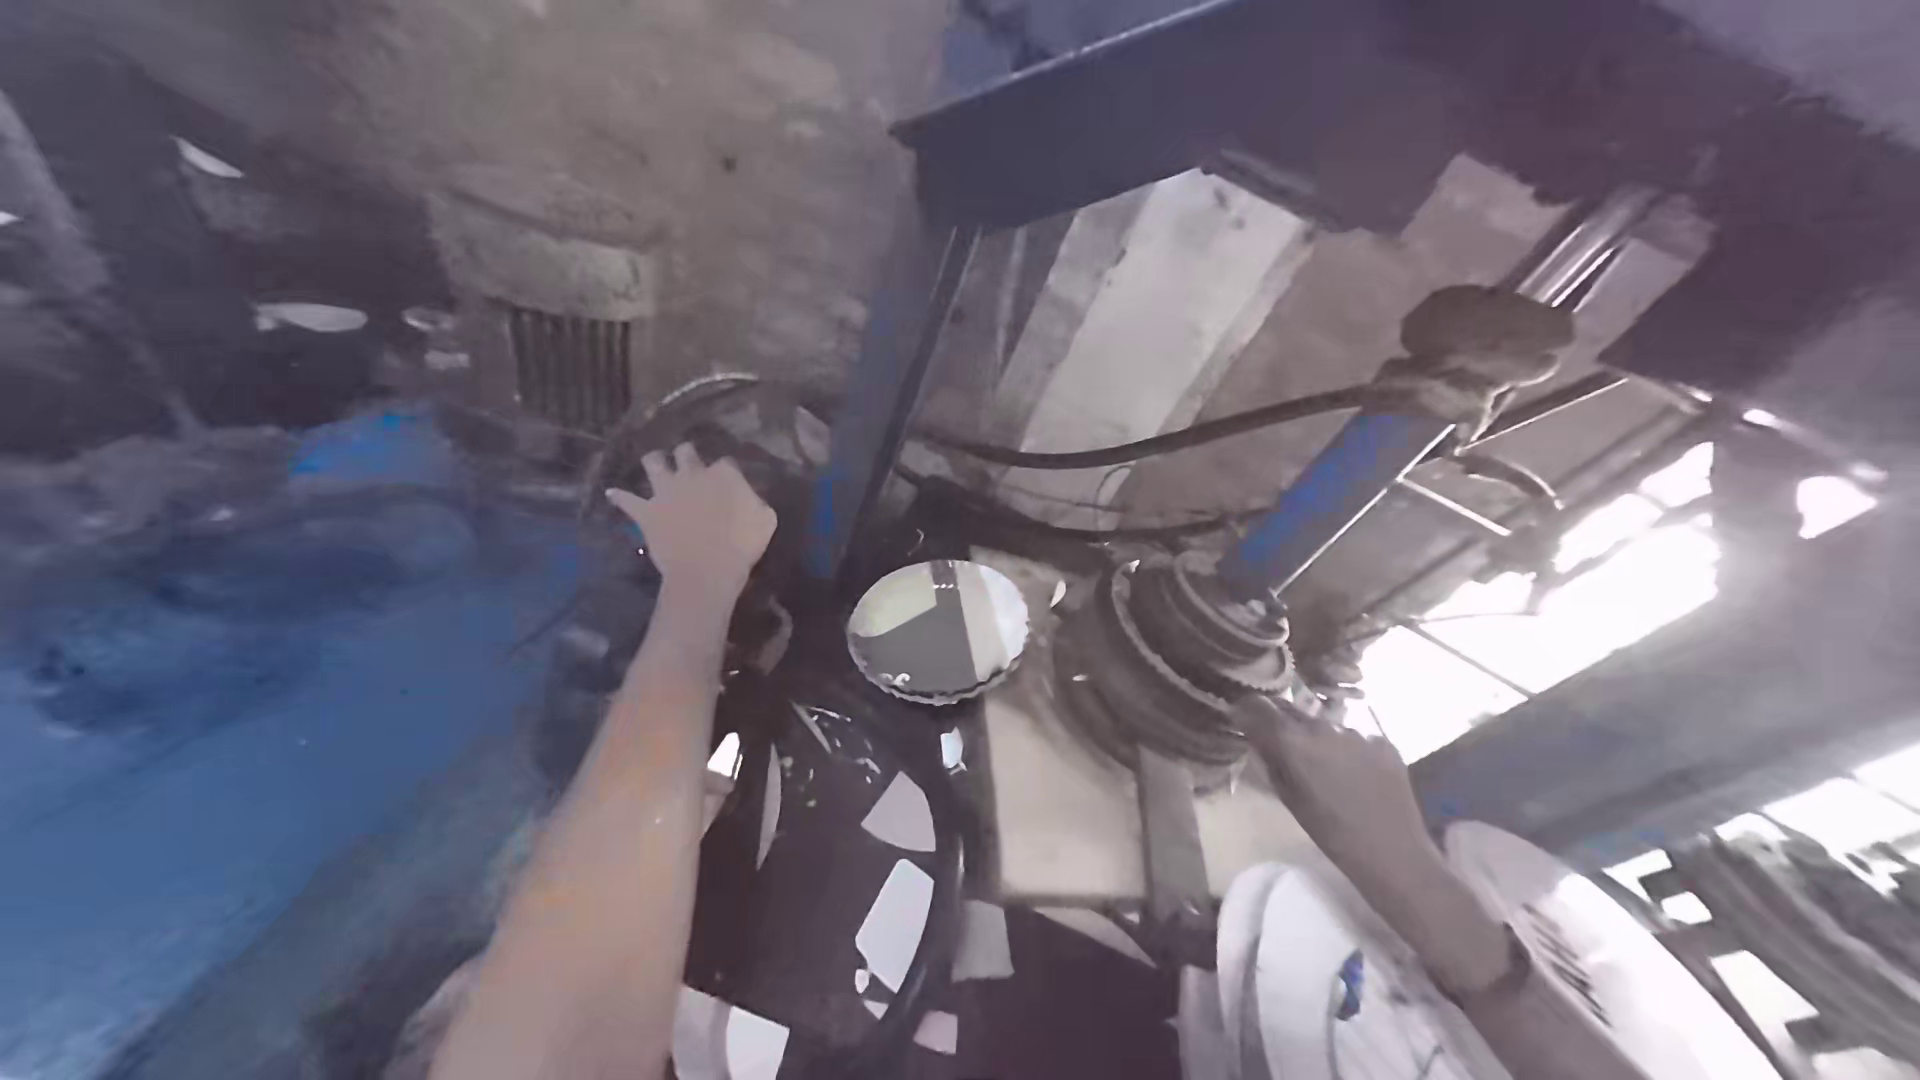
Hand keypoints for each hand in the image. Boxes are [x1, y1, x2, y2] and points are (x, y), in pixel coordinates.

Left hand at [606, 444, 775, 593]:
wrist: (706, 570)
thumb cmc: (742, 545)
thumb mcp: (766, 519)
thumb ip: (756, 500)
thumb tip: (748, 495)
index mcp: (723, 474)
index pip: (726, 462)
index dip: (727, 470)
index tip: (728, 480)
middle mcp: (691, 474)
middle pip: (685, 452)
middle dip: (687, 454)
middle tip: (690, 463)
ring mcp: (665, 491)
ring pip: (652, 462)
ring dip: (654, 461)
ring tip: (656, 463)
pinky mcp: (646, 511)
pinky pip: (625, 499)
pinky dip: (619, 496)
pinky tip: (613, 494)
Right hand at [1238, 697, 1510, 989]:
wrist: (1395, 855)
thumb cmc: (1330, 832)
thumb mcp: (1287, 797)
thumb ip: (1269, 758)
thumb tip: (1255, 735)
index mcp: (1292, 741)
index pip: (1257, 705)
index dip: (1246, 709)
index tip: (1242, 717)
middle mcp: (1322, 727)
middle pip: (1290, 709)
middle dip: (1278, 720)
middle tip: (1278, 740)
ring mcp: (1355, 732)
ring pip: (1322, 724)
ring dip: (1315, 735)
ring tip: (1321, 762)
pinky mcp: (1382, 741)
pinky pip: (1352, 737)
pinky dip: (1345, 749)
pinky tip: (1353, 773)